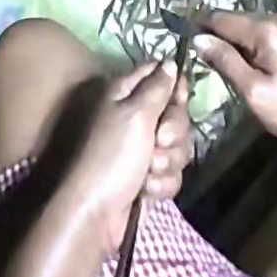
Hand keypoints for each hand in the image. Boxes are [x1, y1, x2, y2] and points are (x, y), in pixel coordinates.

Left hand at [62, 60, 189, 249]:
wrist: (96, 214)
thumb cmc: (113, 155)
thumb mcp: (136, 114)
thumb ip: (157, 87)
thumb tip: (171, 62)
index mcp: (126, 93)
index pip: (159, 73)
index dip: (175, 84)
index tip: (180, 99)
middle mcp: (135, 115)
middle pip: (175, 112)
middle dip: (173, 132)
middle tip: (158, 141)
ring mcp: (143, 147)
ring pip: (178, 145)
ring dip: (167, 161)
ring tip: (147, 170)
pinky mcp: (149, 175)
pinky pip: (172, 172)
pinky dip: (161, 183)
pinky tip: (145, 190)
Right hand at [194, 11, 276, 153]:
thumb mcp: (254, 91)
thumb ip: (226, 61)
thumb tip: (200, 39)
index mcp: (266, 29)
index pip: (223, 19)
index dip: (201, 24)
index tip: (181, 29)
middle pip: (238, 20)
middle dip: (217, 31)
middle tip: (197, 49)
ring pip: (252, 26)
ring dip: (234, 38)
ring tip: (217, 56)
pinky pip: (266, 33)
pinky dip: (252, 42)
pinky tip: (246, 59)